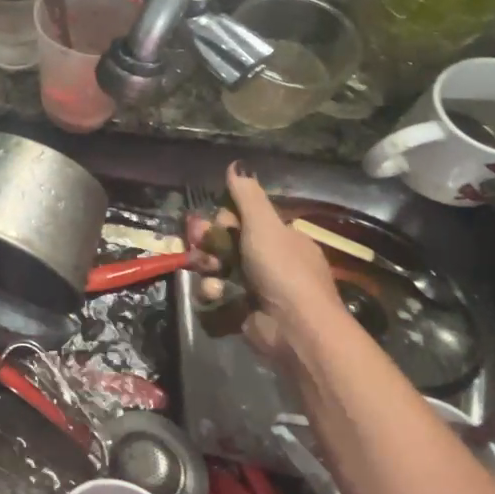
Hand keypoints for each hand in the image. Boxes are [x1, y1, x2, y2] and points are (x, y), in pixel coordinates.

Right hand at [186, 161, 341, 363]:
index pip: (244, 221)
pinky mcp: (243, 311)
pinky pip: (218, 293)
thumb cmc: (283, 270)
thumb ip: (247, 196)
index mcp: (283, 240)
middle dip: (208, 242)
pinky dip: (213, 291)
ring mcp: (257, 288)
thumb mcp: (265, 226)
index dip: (224, 219)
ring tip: (208, 270)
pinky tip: (215, 293)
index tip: (214, 222)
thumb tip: (237, 164)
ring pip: (218, 267)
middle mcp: (271, 262)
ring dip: (207, 267)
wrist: (296, 328)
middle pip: (226, 243)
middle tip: (198, 242)